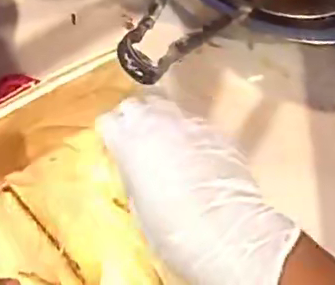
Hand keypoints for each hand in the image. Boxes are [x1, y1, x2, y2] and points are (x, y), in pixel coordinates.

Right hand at [97, 95, 300, 284]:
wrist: (226, 231)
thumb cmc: (173, 232)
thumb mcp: (140, 208)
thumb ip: (134, 177)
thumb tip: (137, 170)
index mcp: (130, 142)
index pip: (108, 121)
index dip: (109, 132)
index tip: (111, 144)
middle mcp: (156, 121)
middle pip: (135, 104)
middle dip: (132, 117)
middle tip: (135, 137)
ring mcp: (187, 121)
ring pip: (165, 105)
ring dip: (161, 119)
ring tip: (165, 140)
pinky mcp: (213, 128)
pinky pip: (193, 123)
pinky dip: (188, 133)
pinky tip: (195, 153)